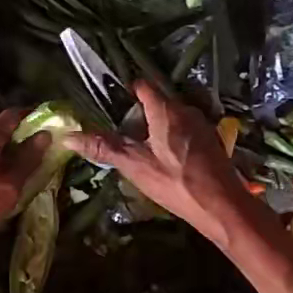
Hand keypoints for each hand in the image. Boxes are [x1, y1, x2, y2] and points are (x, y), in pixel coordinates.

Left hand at [0, 109, 48, 268]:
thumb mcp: (9, 188)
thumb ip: (28, 160)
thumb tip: (45, 136)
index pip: (10, 116)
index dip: (31, 116)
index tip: (49, 124)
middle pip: (0, 129)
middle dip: (22, 136)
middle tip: (43, 148)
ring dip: (9, 150)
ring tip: (28, 163)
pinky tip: (7, 175)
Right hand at [65, 82, 257, 239]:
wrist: (222, 206)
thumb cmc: (175, 182)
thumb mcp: (134, 165)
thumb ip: (103, 148)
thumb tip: (69, 137)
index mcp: (166, 110)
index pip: (144, 86)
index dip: (128, 91)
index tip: (113, 102)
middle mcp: (186, 110)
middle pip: (159, 101)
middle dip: (141, 111)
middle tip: (123, 129)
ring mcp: (202, 126)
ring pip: (174, 116)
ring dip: (159, 125)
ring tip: (143, 144)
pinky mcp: (212, 142)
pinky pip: (187, 130)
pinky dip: (174, 137)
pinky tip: (167, 157)